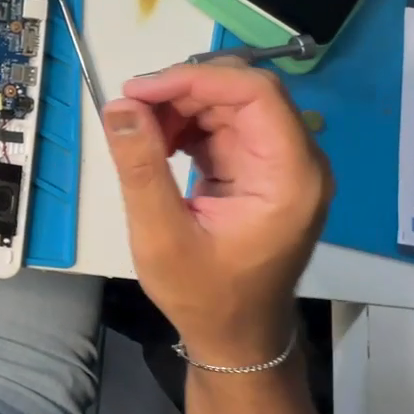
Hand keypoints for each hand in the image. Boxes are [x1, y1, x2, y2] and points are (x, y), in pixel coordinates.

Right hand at [101, 63, 332, 365]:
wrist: (235, 334)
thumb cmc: (204, 294)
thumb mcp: (160, 235)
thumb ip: (140, 168)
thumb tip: (118, 108)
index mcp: (288, 177)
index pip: (255, 94)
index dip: (195, 78)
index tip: (137, 91)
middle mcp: (295, 162)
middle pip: (243, 93)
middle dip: (181, 90)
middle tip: (127, 109)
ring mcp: (278, 165)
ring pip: (228, 105)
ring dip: (177, 108)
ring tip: (135, 133)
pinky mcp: (257, 170)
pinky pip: (221, 127)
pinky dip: (183, 126)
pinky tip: (153, 145)